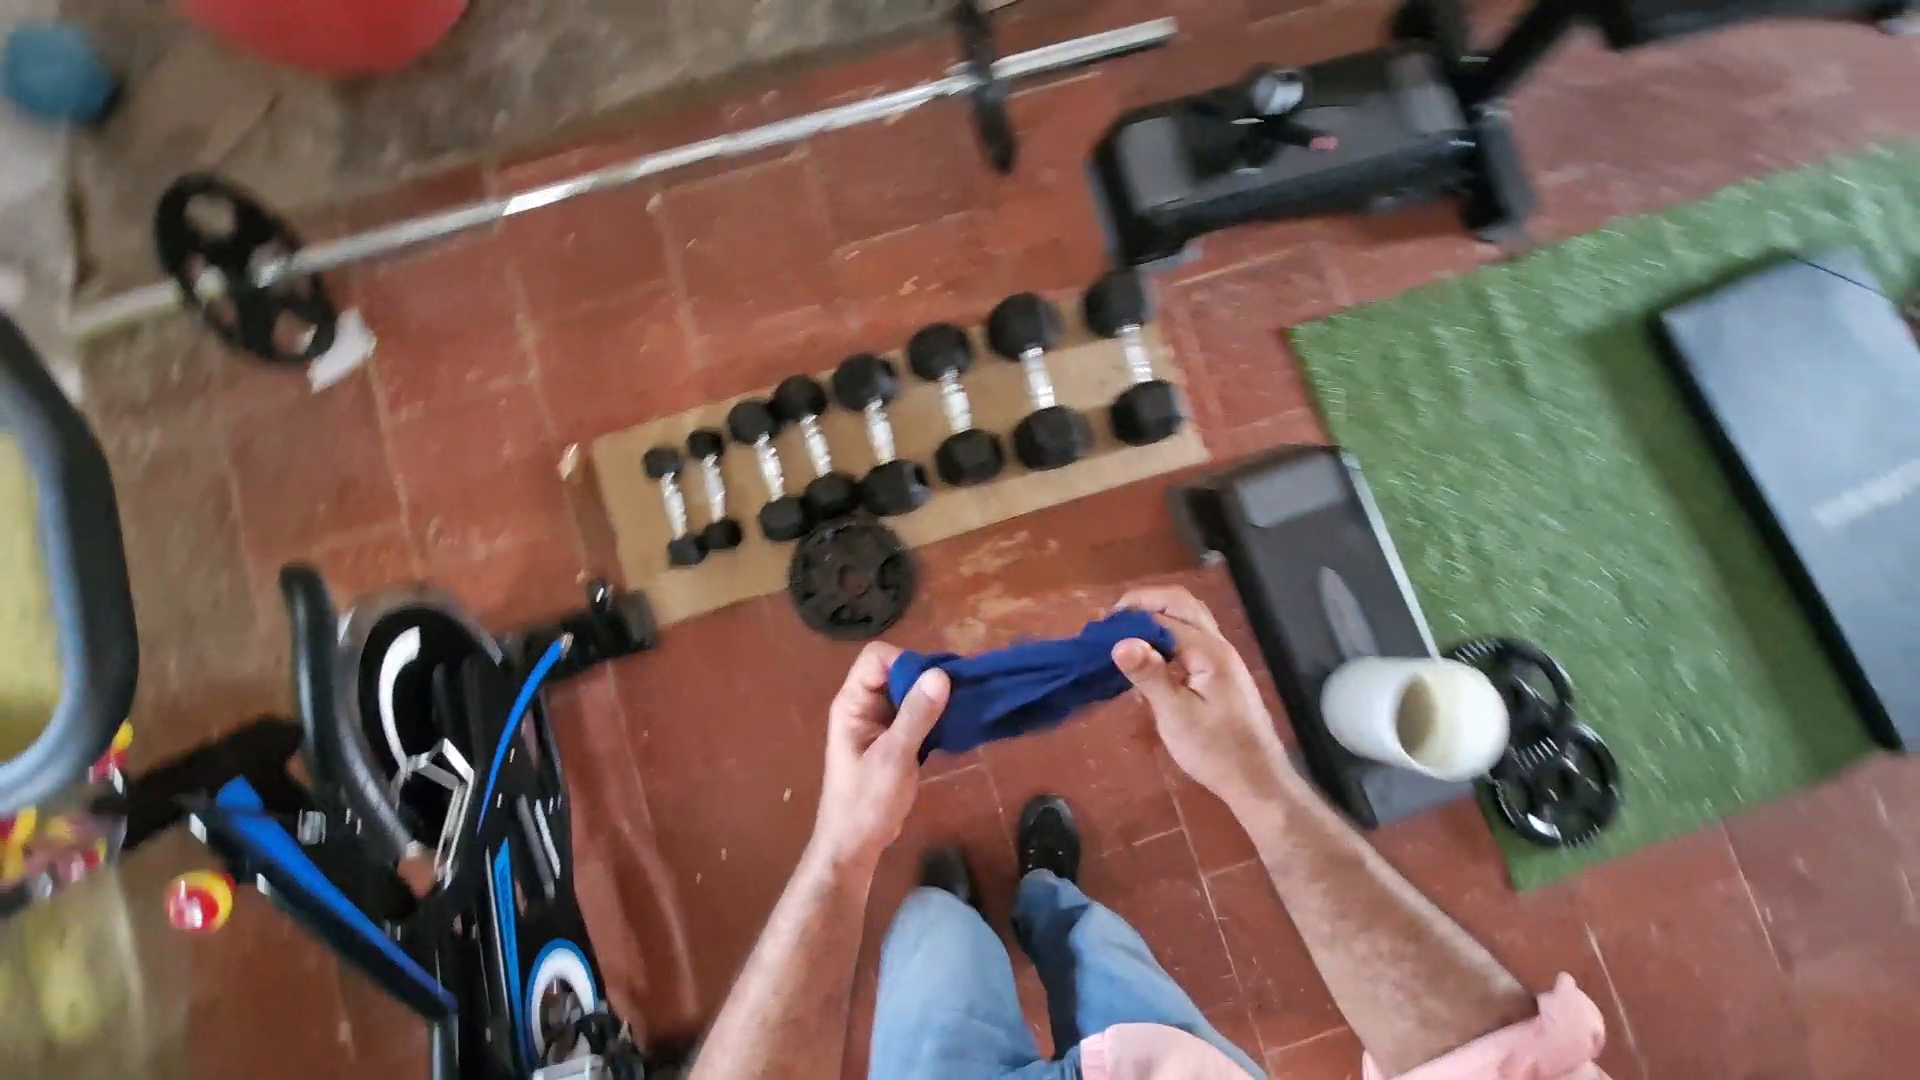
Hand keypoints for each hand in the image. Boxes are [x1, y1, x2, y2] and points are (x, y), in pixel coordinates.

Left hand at [810, 643, 950, 874]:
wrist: (854, 845)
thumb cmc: (866, 802)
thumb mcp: (893, 757)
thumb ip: (916, 715)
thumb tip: (941, 674)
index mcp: (853, 703)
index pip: (877, 657)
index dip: (905, 661)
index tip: (934, 681)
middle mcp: (865, 706)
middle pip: (896, 670)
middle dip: (925, 678)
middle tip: (958, 693)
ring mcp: (879, 722)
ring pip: (909, 691)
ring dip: (933, 697)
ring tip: (961, 706)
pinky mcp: (895, 739)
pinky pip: (916, 713)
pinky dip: (934, 714)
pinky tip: (954, 723)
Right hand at [1112, 586, 1294, 811]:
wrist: (1257, 780)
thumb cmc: (1215, 751)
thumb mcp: (1176, 715)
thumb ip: (1150, 674)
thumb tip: (1119, 642)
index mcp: (1208, 652)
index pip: (1162, 618)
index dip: (1129, 619)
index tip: (1098, 631)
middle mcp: (1218, 645)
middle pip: (1181, 603)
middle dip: (1144, 602)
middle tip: (1113, 620)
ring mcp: (1222, 657)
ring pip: (1189, 616)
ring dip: (1157, 613)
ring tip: (1126, 631)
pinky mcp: (1220, 671)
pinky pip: (1192, 635)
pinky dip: (1167, 630)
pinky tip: (1149, 652)